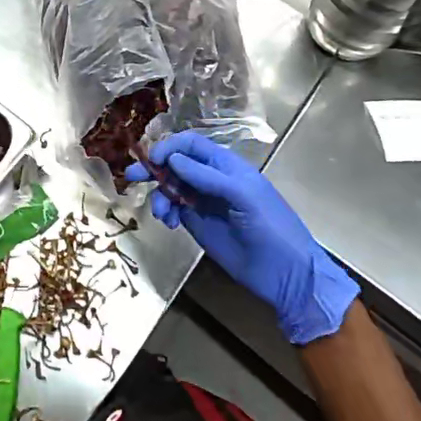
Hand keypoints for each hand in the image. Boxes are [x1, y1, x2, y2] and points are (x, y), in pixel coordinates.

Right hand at [129, 133, 358, 344]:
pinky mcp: (196, 222)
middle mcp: (210, 179)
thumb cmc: (273, 229)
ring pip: (169, 186)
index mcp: (225, 166)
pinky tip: (170, 224)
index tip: (152, 161)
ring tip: (163, 214)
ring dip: (159, 196)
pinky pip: (172, 208)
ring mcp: (202, 201)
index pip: (190, 145)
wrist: (287, 275)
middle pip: (174, 163)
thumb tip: (172, 160)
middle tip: (133, 177)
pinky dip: (165, 212)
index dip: (169, 148)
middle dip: (153, 168)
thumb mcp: (244, 197)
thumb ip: (208, 176)